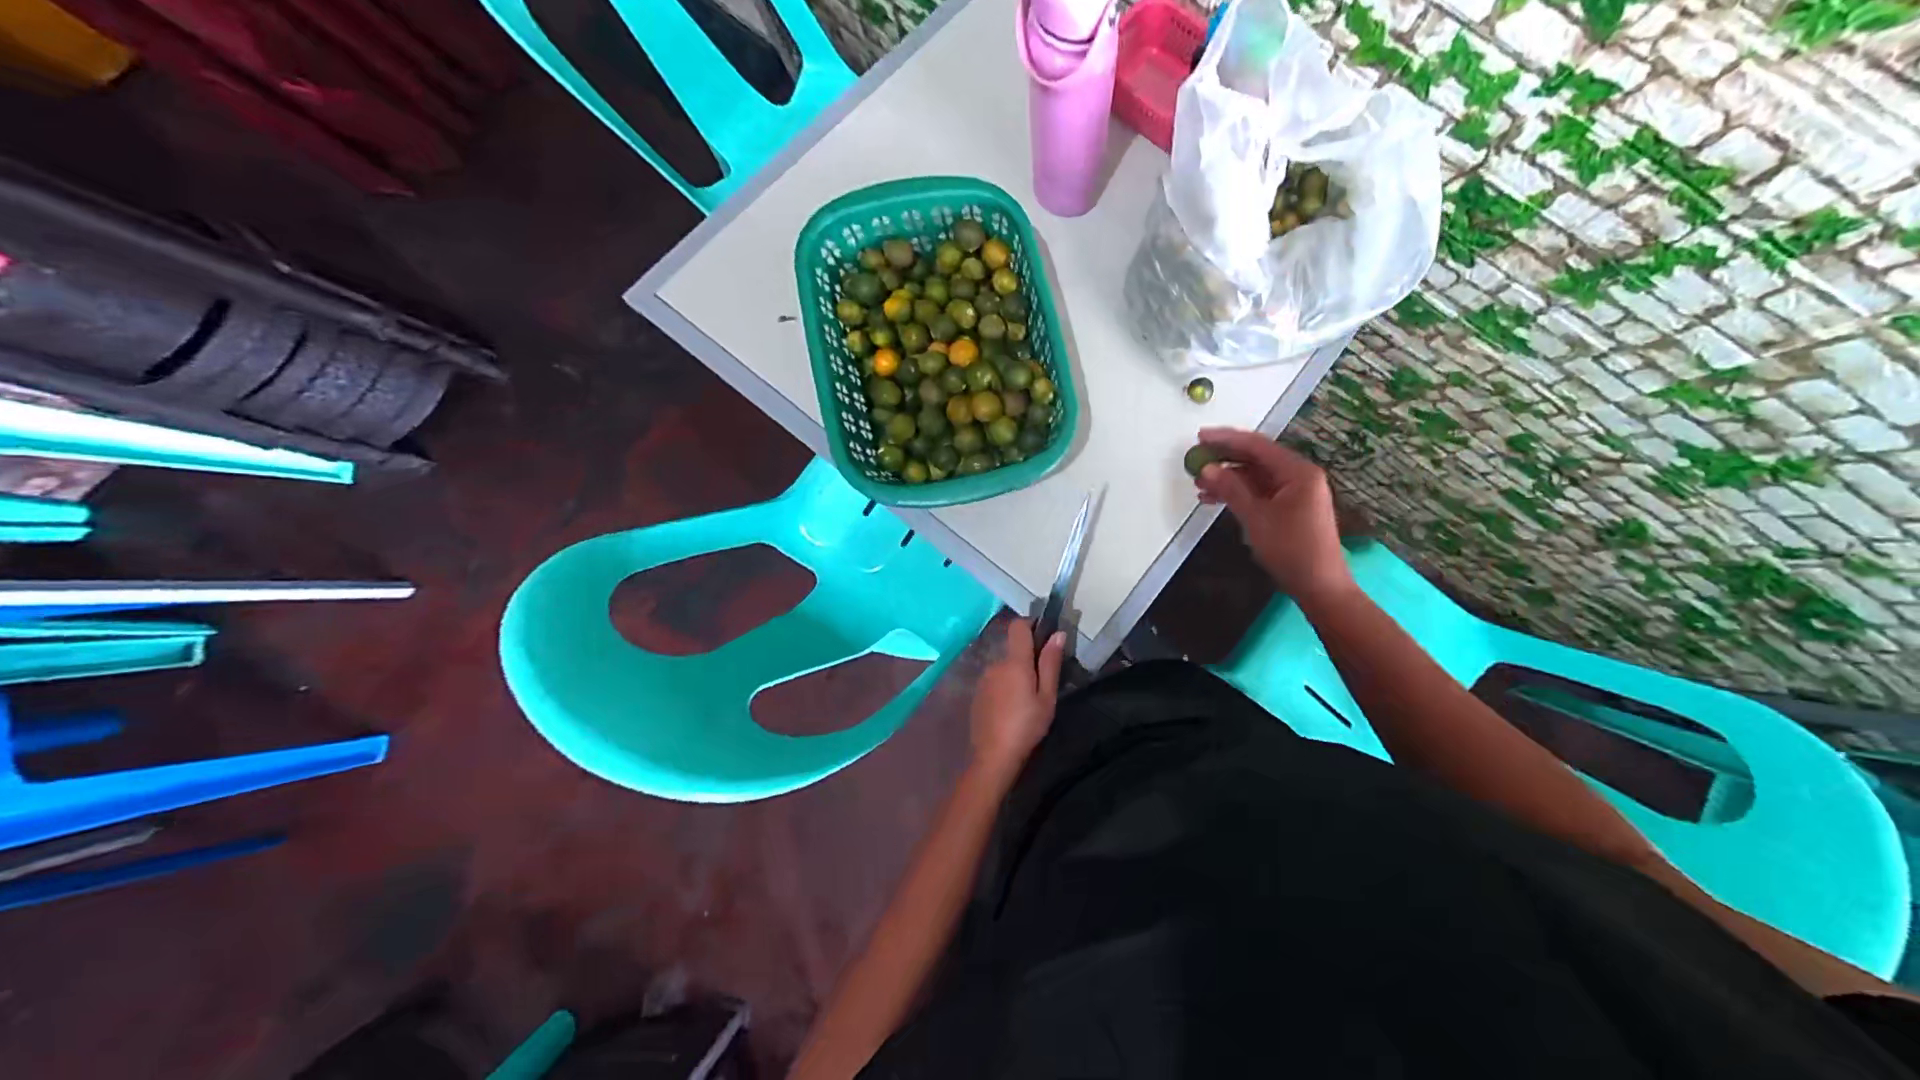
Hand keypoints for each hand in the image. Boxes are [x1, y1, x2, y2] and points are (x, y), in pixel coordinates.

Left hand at [969, 617, 1066, 776]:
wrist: (993, 755)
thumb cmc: (1026, 726)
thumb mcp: (1047, 697)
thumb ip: (1050, 663)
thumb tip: (1057, 634)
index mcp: (1014, 662)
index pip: (1017, 626)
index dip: (1031, 625)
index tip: (1044, 636)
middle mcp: (995, 664)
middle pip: (1012, 648)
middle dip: (1027, 656)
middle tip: (1044, 679)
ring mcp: (983, 679)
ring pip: (1004, 666)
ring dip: (1016, 673)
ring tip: (1029, 698)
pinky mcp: (977, 693)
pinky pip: (995, 680)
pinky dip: (1005, 685)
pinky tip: (1012, 707)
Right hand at [1193, 427, 1352, 605]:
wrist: (1319, 586)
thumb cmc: (1291, 549)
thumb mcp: (1256, 517)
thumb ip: (1231, 489)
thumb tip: (1207, 468)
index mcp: (1298, 472)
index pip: (1257, 446)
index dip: (1226, 440)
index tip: (1199, 437)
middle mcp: (1299, 476)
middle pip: (1257, 459)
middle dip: (1225, 460)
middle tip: (1195, 461)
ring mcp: (1296, 493)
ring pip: (1256, 477)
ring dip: (1228, 479)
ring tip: (1199, 486)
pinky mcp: (1291, 508)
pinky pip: (1260, 492)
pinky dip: (1239, 493)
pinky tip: (1215, 500)